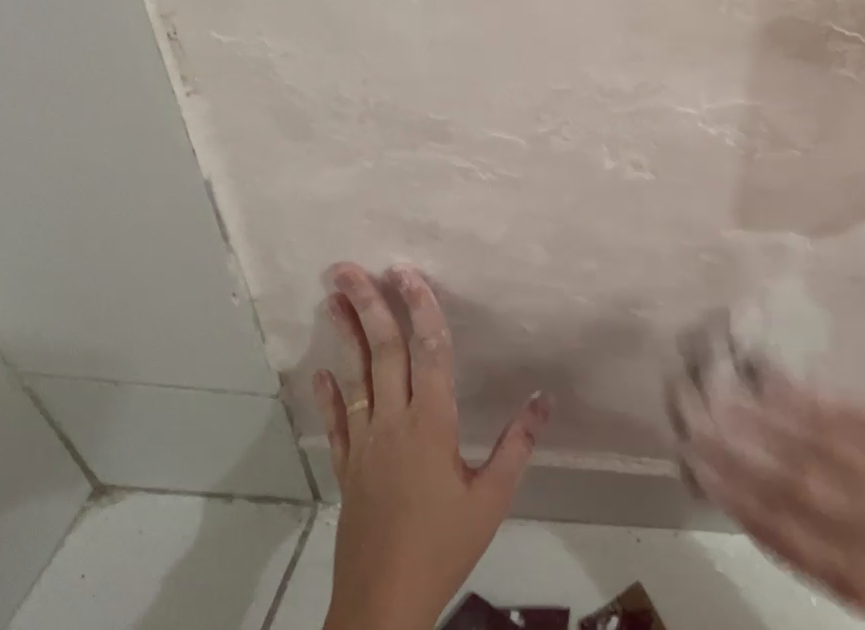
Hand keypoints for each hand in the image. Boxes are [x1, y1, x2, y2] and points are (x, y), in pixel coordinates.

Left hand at [316, 262, 550, 629]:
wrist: (382, 599)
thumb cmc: (445, 545)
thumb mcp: (493, 495)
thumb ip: (517, 443)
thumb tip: (543, 397)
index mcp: (432, 424)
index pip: (429, 351)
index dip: (420, 308)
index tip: (407, 273)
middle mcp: (394, 423)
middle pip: (381, 353)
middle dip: (368, 307)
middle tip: (349, 268)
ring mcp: (365, 445)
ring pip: (355, 378)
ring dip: (345, 337)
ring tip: (332, 300)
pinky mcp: (349, 468)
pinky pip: (339, 421)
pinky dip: (330, 394)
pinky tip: (321, 372)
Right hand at [671, 370, 864, 616]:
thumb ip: (814, 548)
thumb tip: (751, 495)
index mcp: (863, 580)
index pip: (781, 530)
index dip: (731, 492)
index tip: (693, 462)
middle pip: (790, 481)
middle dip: (734, 447)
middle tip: (692, 416)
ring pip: (815, 442)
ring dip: (760, 416)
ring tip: (720, 394)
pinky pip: (850, 415)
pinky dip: (805, 399)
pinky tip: (774, 384)